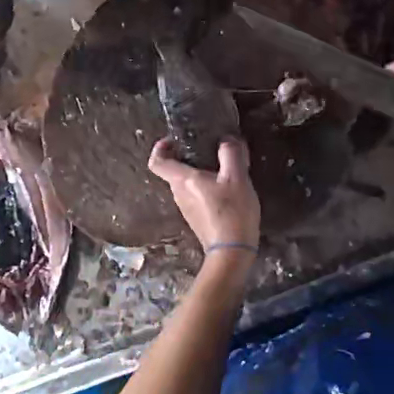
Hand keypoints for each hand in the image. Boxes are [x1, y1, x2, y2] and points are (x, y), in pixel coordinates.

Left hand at [148, 138, 260, 253]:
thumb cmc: (231, 213)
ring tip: (221, 169)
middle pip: (173, 170)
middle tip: (207, 150)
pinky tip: (225, 189)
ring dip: (198, 173)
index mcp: (182, 181)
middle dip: (186, 157)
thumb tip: (226, 140)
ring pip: (185, 184)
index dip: (160, 148)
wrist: (232, 252)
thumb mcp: (237, 178)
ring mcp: (186, 208)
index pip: (157, 162)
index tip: (173, 140)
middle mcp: (178, 193)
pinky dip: (204, 187)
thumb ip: (231, 154)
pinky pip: (195, 196)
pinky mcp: (196, 218)